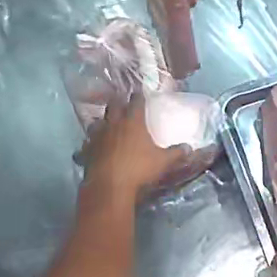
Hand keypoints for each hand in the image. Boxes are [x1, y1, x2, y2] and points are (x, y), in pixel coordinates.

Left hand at [79, 97, 210, 203]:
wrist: (110, 184)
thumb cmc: (139, 168)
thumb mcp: (164, 161)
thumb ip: (176, 153)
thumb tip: (189, 147)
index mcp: (133, 122)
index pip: (136, 102)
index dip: (138, 96)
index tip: (140, 92)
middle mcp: (113, 124)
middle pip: (113, 105)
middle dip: (119, 101)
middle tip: (123, 101)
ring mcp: (97, 135)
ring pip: (98, 121)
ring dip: (103, 120)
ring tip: (108, 123)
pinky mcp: (86, 149)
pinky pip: (88, 141)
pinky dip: (92, 141)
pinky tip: (95, 145)